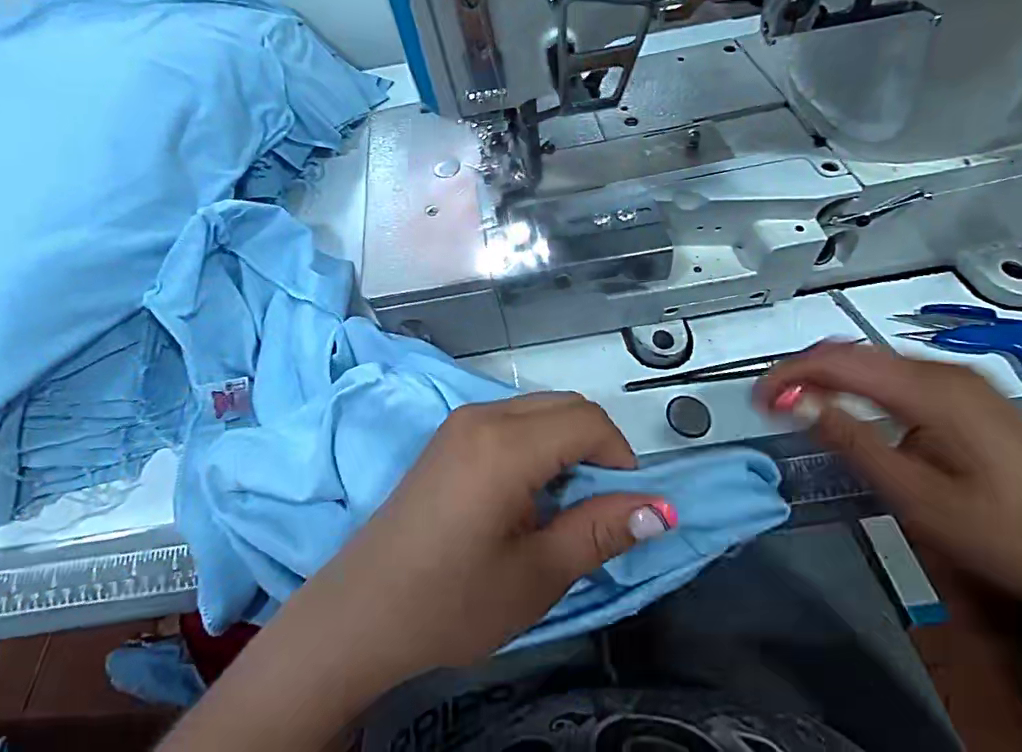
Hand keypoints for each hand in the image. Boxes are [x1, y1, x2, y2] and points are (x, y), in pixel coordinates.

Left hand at [178, 392, 672, 750]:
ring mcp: (460, 422)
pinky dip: (538, 444)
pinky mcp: (448, 436)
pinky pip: (512, 420)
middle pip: (566, 406)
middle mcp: (482, 416)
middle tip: (598, 511)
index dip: (621, 459)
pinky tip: (525, 496)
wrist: (360, 614)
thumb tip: (661, 510)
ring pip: (539, 410)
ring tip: (561, 508)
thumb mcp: (536, 576)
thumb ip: (600, 532)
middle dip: (597, 448)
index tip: (624, 509)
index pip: (589, 422)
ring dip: (567, 445)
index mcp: (505, 445)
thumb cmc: (450, 602)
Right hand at [752, 342, 1021, 620]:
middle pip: (859, 354)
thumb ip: (853, 441)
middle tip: (775, 403)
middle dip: (809, 372)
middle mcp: (950, 374)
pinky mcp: (979, 402)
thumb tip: (800, 403)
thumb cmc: (1017, 536)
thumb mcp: (920, 497)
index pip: (838, 360)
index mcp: (932, 389)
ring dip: (837, 379)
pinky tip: (862, 414)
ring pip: (881, 364)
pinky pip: (905, 378)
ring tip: (807, 407)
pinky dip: (868, 388)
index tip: (760, 397)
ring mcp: (969, 385)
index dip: (790, 374)